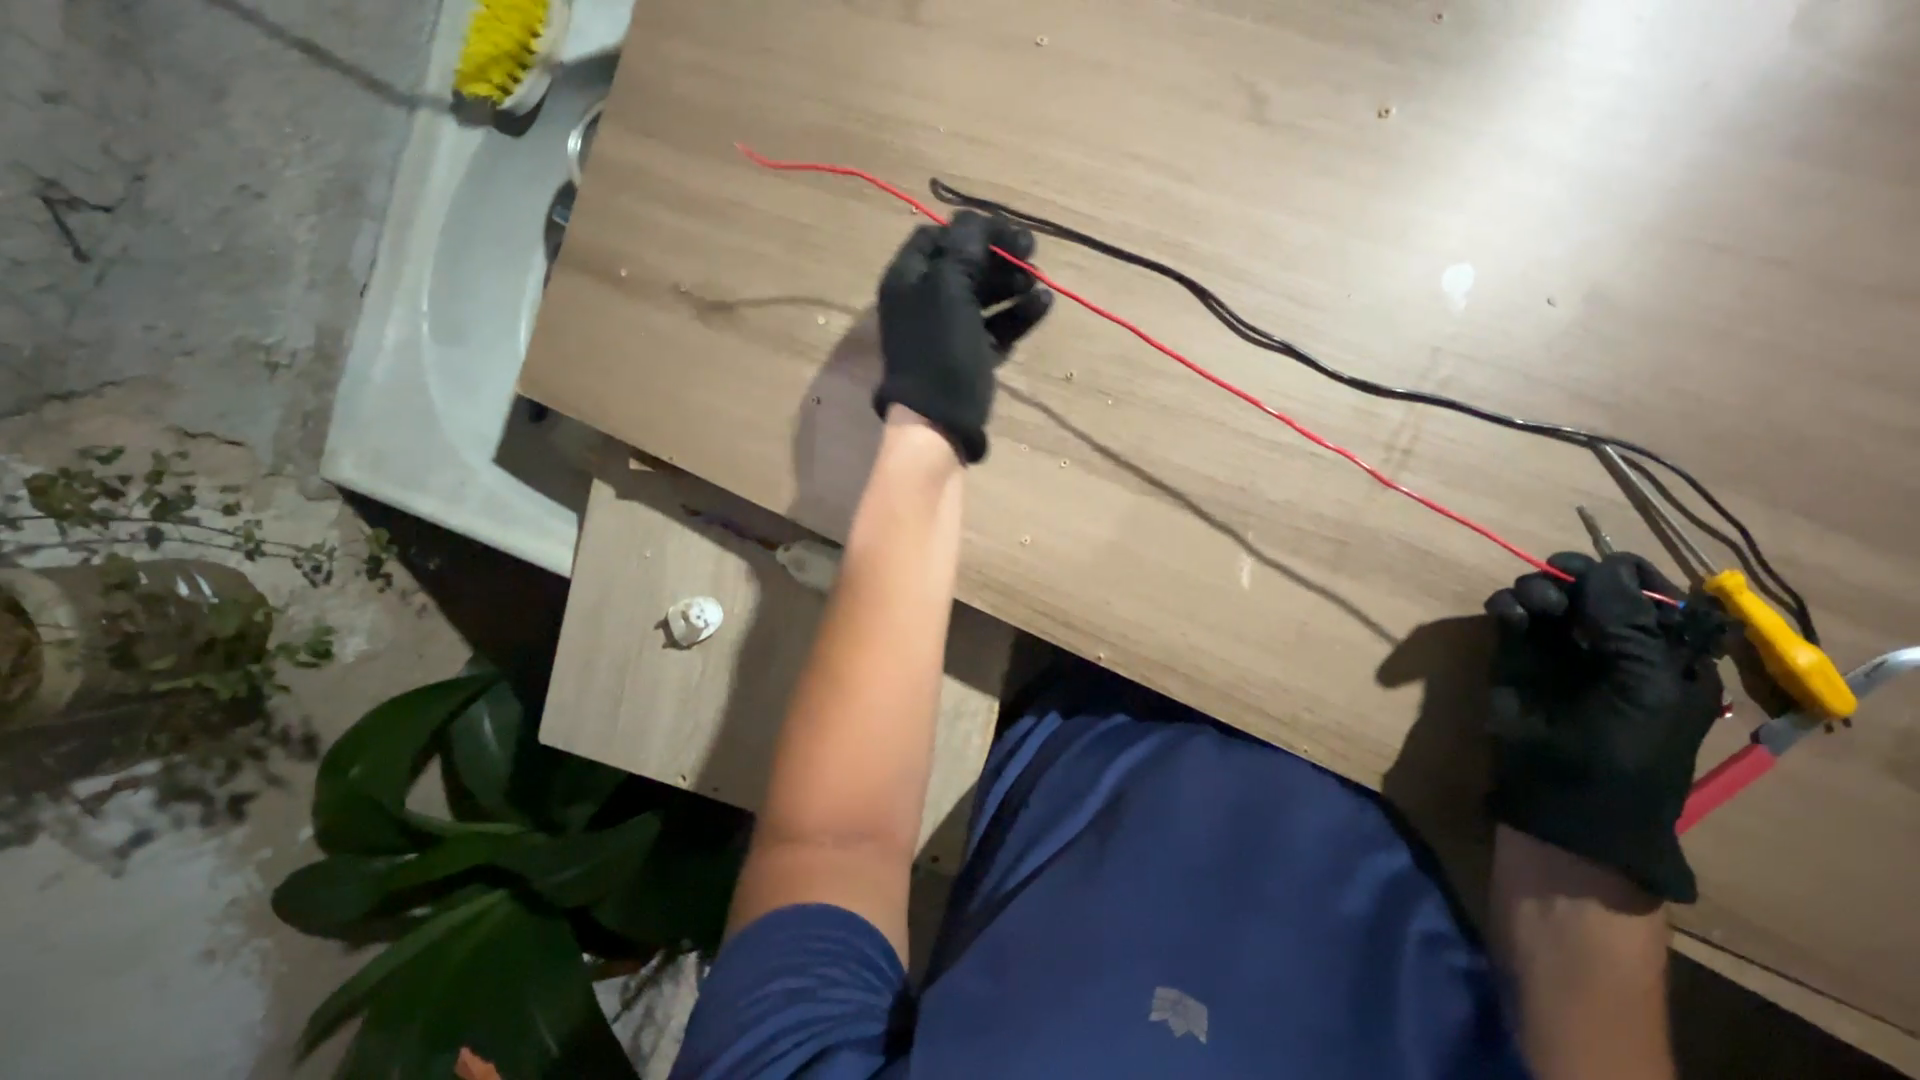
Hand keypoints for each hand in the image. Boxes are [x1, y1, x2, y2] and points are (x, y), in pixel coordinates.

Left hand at [875, 211, 1052, 462]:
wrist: (938, 423)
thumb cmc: (940, 350)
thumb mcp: (949, 288)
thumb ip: (965, 247)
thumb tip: (978, 219)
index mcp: (908, 279)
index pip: (938, 236)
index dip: (973, 230)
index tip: (1007, 234)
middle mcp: (924, 300)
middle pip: (965, 264)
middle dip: (999, 257)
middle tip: (1031, 254)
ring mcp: (947, 330)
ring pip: (983, 295)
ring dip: (1012, 284)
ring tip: (1038, 283)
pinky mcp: (969, 356)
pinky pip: (995, 326)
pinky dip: (1016, 314)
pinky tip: (1043, 305)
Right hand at [1484, 552, 1731, 902]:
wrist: (1566, 801)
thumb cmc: (1626, 748)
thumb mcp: (1649, 684)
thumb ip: (1629, 621)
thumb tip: (1601, 567)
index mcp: (1663, 651)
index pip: (1651, 591)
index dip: (1628, 575)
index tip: (1603, 575)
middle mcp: (1612, 643)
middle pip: (1593, 584)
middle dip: (1576, 576)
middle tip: (1558, 581)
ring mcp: (1560, 650)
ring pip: (1549, 593)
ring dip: (1539, 588)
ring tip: (1532, 607)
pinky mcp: (1515, 658)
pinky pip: (1510, 614)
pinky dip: (1507, 605)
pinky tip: (1508, 615)